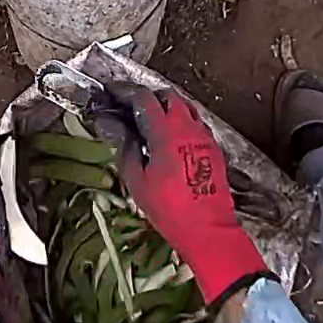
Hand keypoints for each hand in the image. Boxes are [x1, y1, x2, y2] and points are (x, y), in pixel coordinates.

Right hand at [95, 84, 273, 306]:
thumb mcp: (136, 179)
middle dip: (146, 96)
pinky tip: (166, 137)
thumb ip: (125, 146)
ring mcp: (204, 137)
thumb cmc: (169, 208)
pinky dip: (178, 121)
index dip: (124, 92)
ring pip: (184, 107)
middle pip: (167, 96)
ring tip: (146, 120)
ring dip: (164, 107)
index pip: (144, 98)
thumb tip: (111, 124)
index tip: (109, 91)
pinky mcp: (213, 148)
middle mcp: (189, 127)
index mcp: (167, 132)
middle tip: (127, 105)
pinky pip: (194, 123)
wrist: (209, 230)